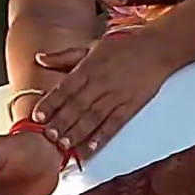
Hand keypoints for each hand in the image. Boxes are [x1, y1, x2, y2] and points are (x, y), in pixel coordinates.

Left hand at [29, 29, 178, 156]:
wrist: (157, 48)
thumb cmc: (124, 45)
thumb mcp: (92, 46)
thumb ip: (65, 56)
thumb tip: (39, 58)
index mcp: (89, 67)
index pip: (65, 87)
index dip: (51, 103)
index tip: (37, 116)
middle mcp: (101, 82)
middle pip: (77, 105)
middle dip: (61, 122)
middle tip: (48, 137)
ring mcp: (116, 96)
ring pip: (93, 117)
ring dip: (78, 132)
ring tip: (64, 145)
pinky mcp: (131, 106)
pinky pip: (114, 124)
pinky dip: (101, 137)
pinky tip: (90, 149)